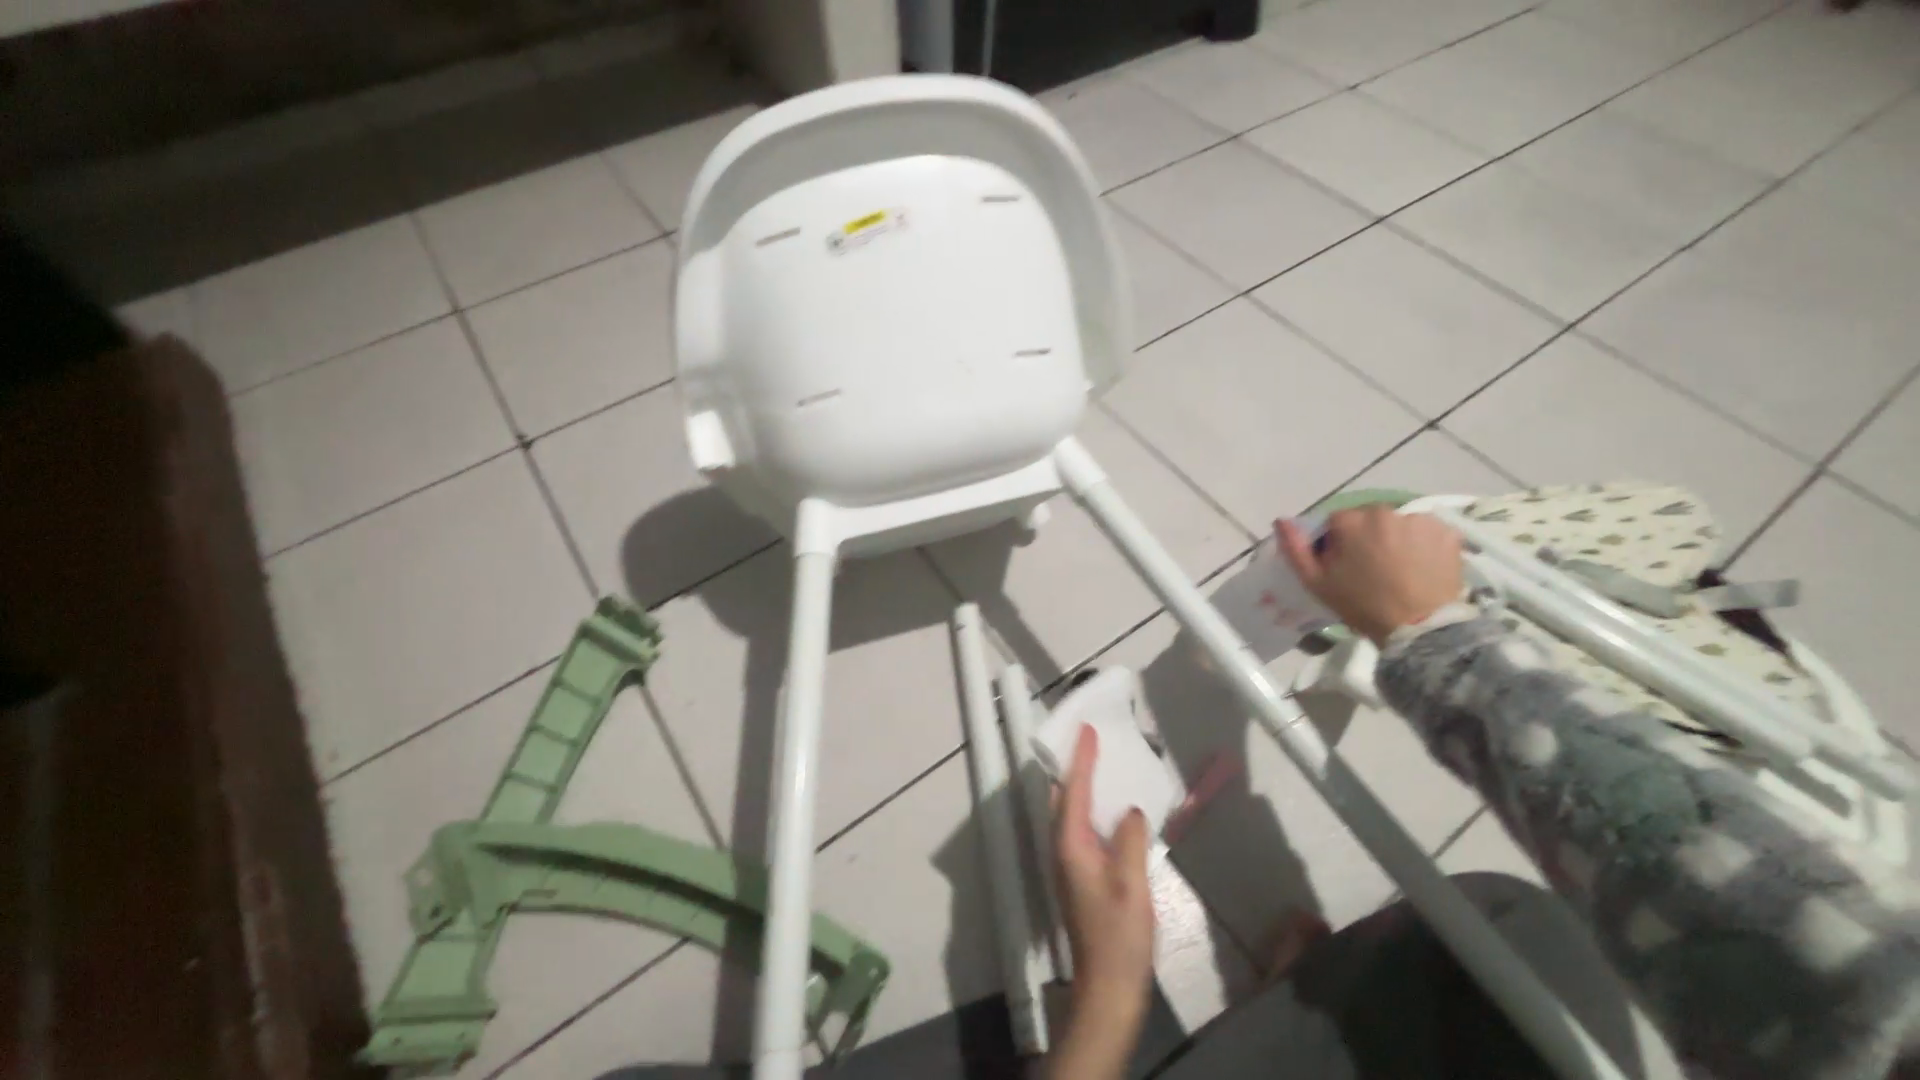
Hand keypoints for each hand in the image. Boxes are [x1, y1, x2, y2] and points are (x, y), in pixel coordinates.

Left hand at [1056, 725, 1154, 1024]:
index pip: (1073, 790)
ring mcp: (1070, 864)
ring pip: (1072, 814)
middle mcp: (1063, 849)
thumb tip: (1130, 811)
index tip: (1088, 729)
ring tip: (1105, 764)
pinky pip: (1083, 830)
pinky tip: (1115, 811)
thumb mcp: (1131, 884)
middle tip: (1093, 740)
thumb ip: (1130, 840)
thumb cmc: (1120, 935)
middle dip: (1075, 767)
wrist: (1108, 985)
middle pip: (1064, 798)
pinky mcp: (1081, 876)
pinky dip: (1094, 810)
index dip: (1081, 759)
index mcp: (1070, 845)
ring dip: (1084, 788)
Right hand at [1277, 505, 1462, 645]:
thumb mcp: (1317, 583)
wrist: (1419, 628)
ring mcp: (1419, 520)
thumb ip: (1295, 549)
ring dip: (1396, 540)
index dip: (1338, 543)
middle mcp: (1385, 511)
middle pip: (1370, 520)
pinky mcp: (1447, 532)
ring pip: (1399, 525)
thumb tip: (1281, 520)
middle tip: (1373, 570)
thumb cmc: (1362, 606)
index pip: (1336, 522)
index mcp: (1350, 521)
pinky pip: (1427, 532)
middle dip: (1368, 538)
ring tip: (1400, 570)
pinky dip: (1423, 545)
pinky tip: (1422, 566)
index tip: (1344, 566)